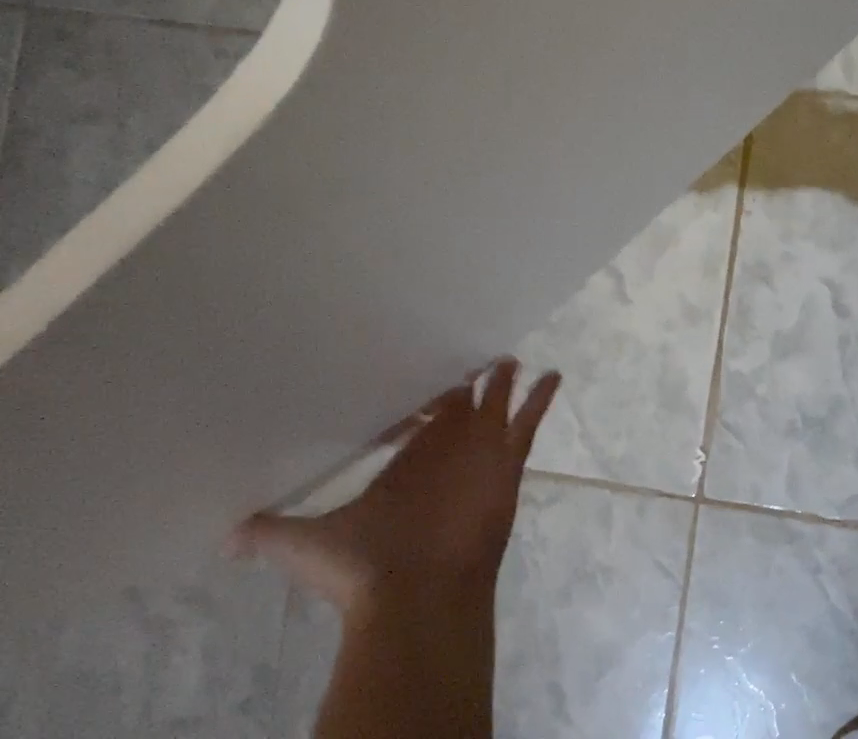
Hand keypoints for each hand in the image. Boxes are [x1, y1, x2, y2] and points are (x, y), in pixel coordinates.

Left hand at [227, 358, 559, 615]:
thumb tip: (220, 535)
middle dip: (464, 382)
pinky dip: (541, 399)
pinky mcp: (506, 462)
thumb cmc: (363, 569)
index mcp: (405, 466)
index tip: (411, 370)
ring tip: (507, 356)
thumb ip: (267, 532)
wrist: (414, 592)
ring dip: (503, 383)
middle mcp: (444, 455)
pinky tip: (552, 374)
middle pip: (459, 407)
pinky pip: (528, 422)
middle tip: (466, 351)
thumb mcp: (302, 543)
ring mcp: (478, 456)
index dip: (414, 398)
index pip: (414, 420)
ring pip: (496, 408)